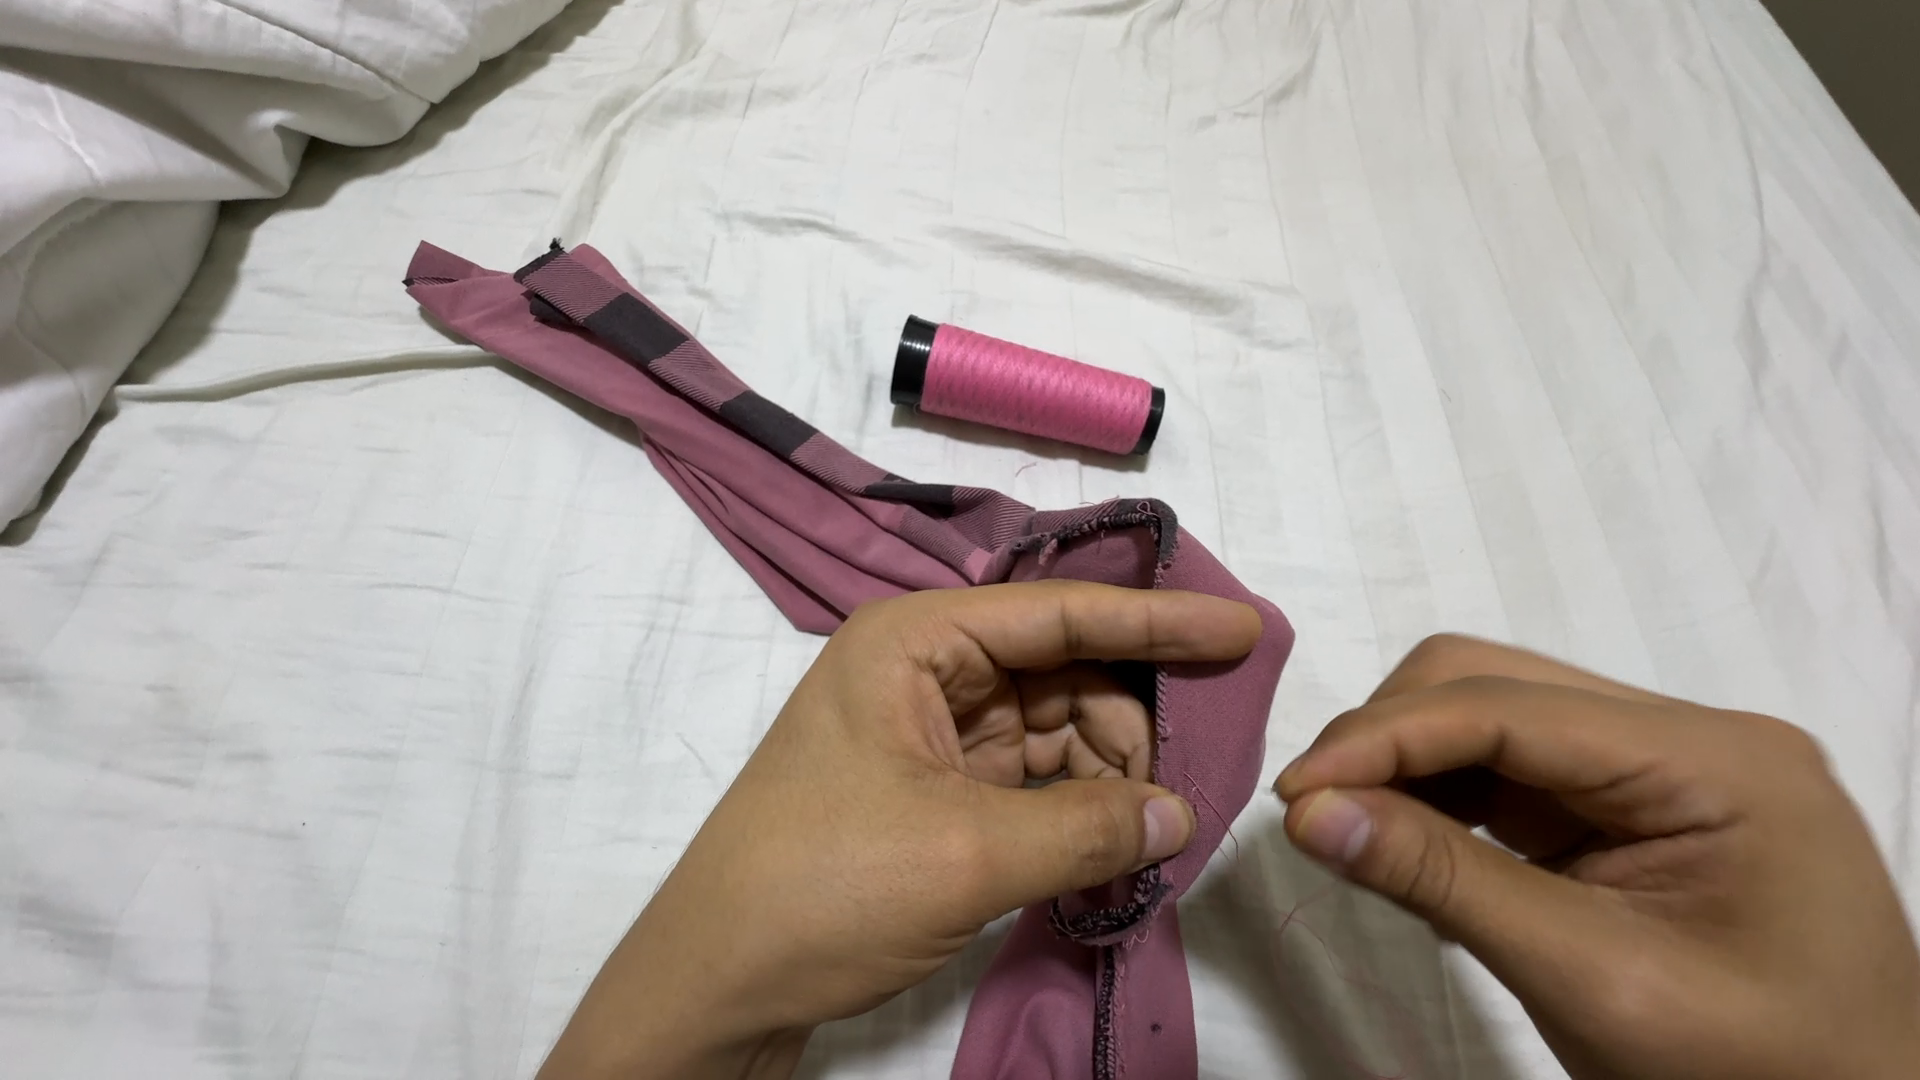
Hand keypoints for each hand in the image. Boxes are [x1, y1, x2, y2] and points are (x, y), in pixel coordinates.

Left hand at [540, 582, 1262, 1079]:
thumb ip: (1086, 829)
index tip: (1243, 627)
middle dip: (1129, 721)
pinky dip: (1078, 804)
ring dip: (1108, 771)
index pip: (1057, 612)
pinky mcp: (940, 784)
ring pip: (1054, 726)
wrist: (718, 980)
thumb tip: (1181, 816)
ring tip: (1149, 827)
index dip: (1157, 620)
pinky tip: (1114, 839)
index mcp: (915, 639)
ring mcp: (933, 727)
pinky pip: (1033, 775)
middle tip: (1186, 783)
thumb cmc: (823, 886)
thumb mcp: (963, 853)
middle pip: (1062, 669)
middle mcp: (927, 667)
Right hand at [1275, 635, 1919, 1079]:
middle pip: (1480, 681)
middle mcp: (1676, 730)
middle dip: (1385, 737)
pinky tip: (1410, 838)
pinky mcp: (1608, 788)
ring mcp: (1642, 755)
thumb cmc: (1756, 1077)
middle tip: (1321, 810)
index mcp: (1712, 759)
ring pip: (1471, 707)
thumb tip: (1303, 814)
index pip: (1501, 708)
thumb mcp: (1593, 983)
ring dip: (1398, 760)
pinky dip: (1427, 788)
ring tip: (1359, 828)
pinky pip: (1487, 757)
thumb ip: (1441, 881)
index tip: (1295, 795)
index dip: (1381, 738)